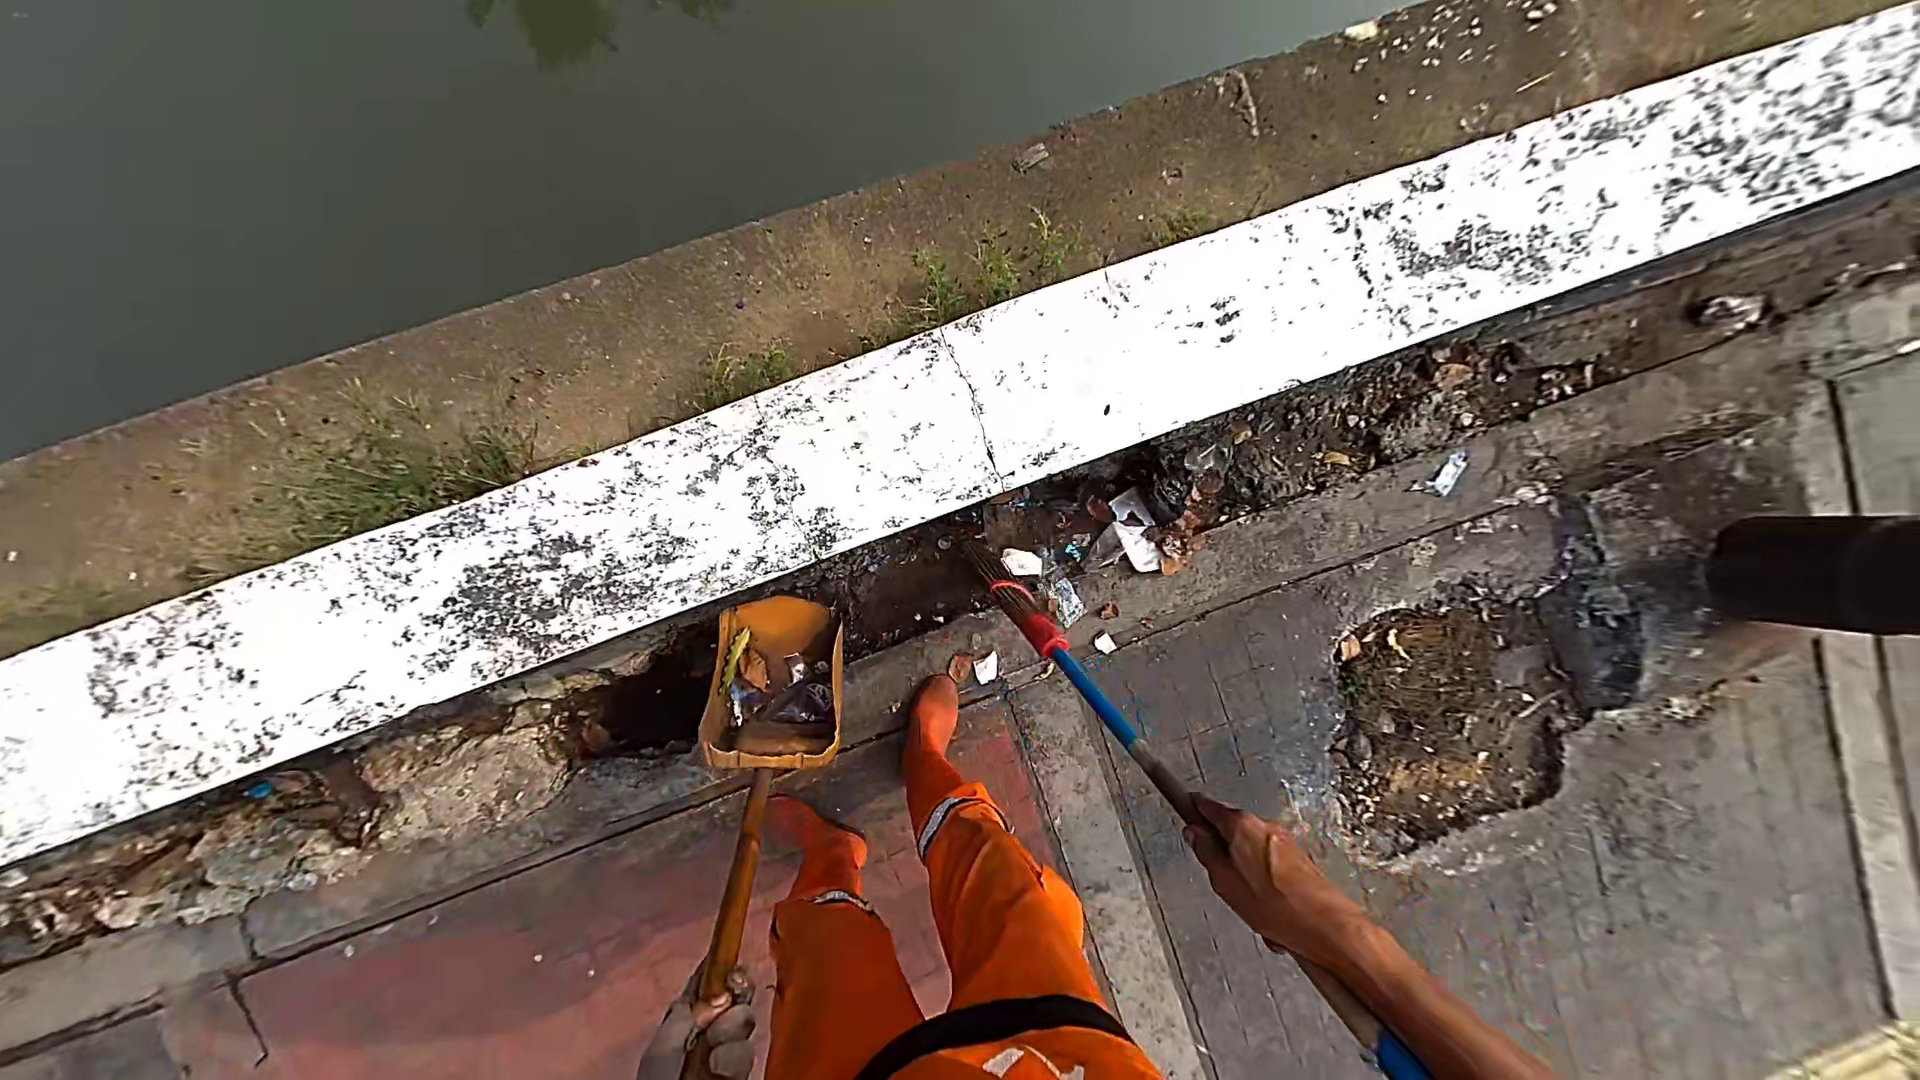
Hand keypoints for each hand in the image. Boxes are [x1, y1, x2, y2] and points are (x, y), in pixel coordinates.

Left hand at [637, 965, 756, 1079]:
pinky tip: (719, 1069)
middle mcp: (709, 1027)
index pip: (709, 979)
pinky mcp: (738, 1072)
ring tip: (715, 1052)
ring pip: (746, 1018)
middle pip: (736, 991)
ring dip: (733, 1028)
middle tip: (727, 1002)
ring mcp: (725, 1050)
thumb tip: (719, 998)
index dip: (721, 967)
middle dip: (737, 992)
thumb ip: (686, 1016)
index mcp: (686, 1016)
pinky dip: (735, 1057)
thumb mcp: (660, 1049)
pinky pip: (749, 1051)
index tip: (729, 967)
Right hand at [1182, 795, 1371, 968]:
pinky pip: (1269, 869)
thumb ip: (1205, 852)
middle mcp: (1263, 825)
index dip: (1191, 810)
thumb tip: (1194, 832)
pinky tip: (1272, 915)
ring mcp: (1283, 842)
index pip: (1205, 805)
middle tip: (1221, 881)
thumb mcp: (1224, 881)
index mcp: (1240, 824)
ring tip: (1252, 907)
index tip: (1184, 814)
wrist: (1331, 929)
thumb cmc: (1277, 907)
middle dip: (1223, 854)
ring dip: (1246, 875)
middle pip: (1229, 831)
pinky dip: (1266, 887)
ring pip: (1249, 853)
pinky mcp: (1299, 861)